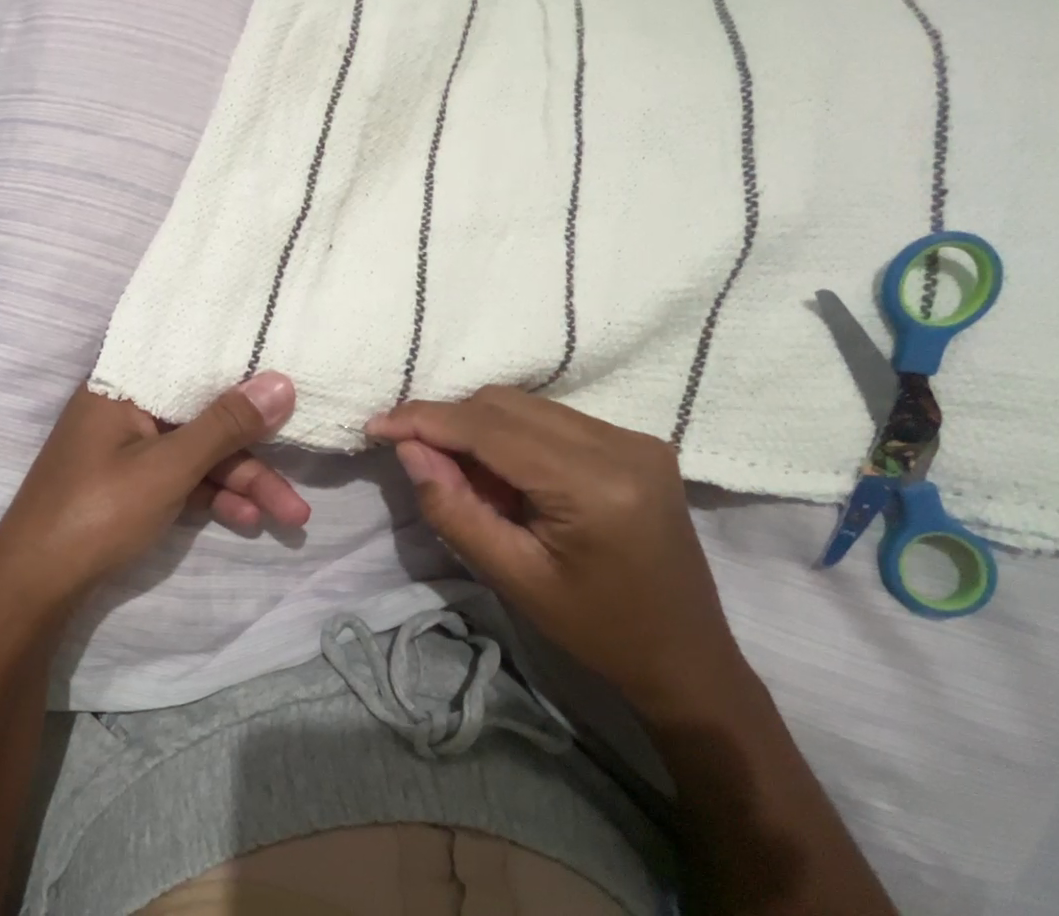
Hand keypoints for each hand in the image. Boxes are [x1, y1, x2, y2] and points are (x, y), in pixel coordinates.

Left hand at [0, 373, 305, 611]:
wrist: (34, 585)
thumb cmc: (97, 511)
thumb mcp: (168, 467)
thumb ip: (225, 425)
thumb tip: (281, 381)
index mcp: (121, 387)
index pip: (191, 364)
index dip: (242, 372)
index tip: (293, 382)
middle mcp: (123, 411)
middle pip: (201, 421)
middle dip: (254, 457)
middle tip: (299, 488)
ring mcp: (124, 451)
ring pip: (195, 456)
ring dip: (241, 484)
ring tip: (290, 517)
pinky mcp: (127, 487)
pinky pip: (178, 480)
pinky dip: (210, 498)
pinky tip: (246, 521)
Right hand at [368, 387, 746, 716]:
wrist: (683, 655)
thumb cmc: (594, 629)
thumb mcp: (511, 577)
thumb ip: (453, 508)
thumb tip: (408, 449)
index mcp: (594, 484)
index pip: (490, 428)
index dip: (425, 419)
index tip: (375, 426)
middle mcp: (622, 444)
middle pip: (506, 404)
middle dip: (448, 422)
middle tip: (414, 461)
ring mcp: (635, 439)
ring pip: (526, 406)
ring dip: (478, 431)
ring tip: (464, 482)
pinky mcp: (637, 444)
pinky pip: (552, 420)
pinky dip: (511, 438)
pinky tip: (504, 480)